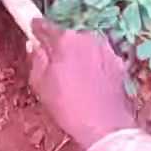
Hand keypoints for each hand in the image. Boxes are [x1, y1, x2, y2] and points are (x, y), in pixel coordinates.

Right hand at [28, 18, 137, 147]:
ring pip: (85, 45)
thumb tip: (34, 45)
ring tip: (73, 77)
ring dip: (77, 54)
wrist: (103, 125)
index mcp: (65, 40)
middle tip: (53, 64)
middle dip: (60, 46)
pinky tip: (88, 82)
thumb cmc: (66, 106)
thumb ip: (35, 59)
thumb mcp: (40, 84)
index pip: (45, 26)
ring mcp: (105, 49)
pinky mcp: (118, 62)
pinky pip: (99, 57)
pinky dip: (92, 64)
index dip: (36, 28)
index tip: (32, 30)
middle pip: (68, 36)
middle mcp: (87, 37)